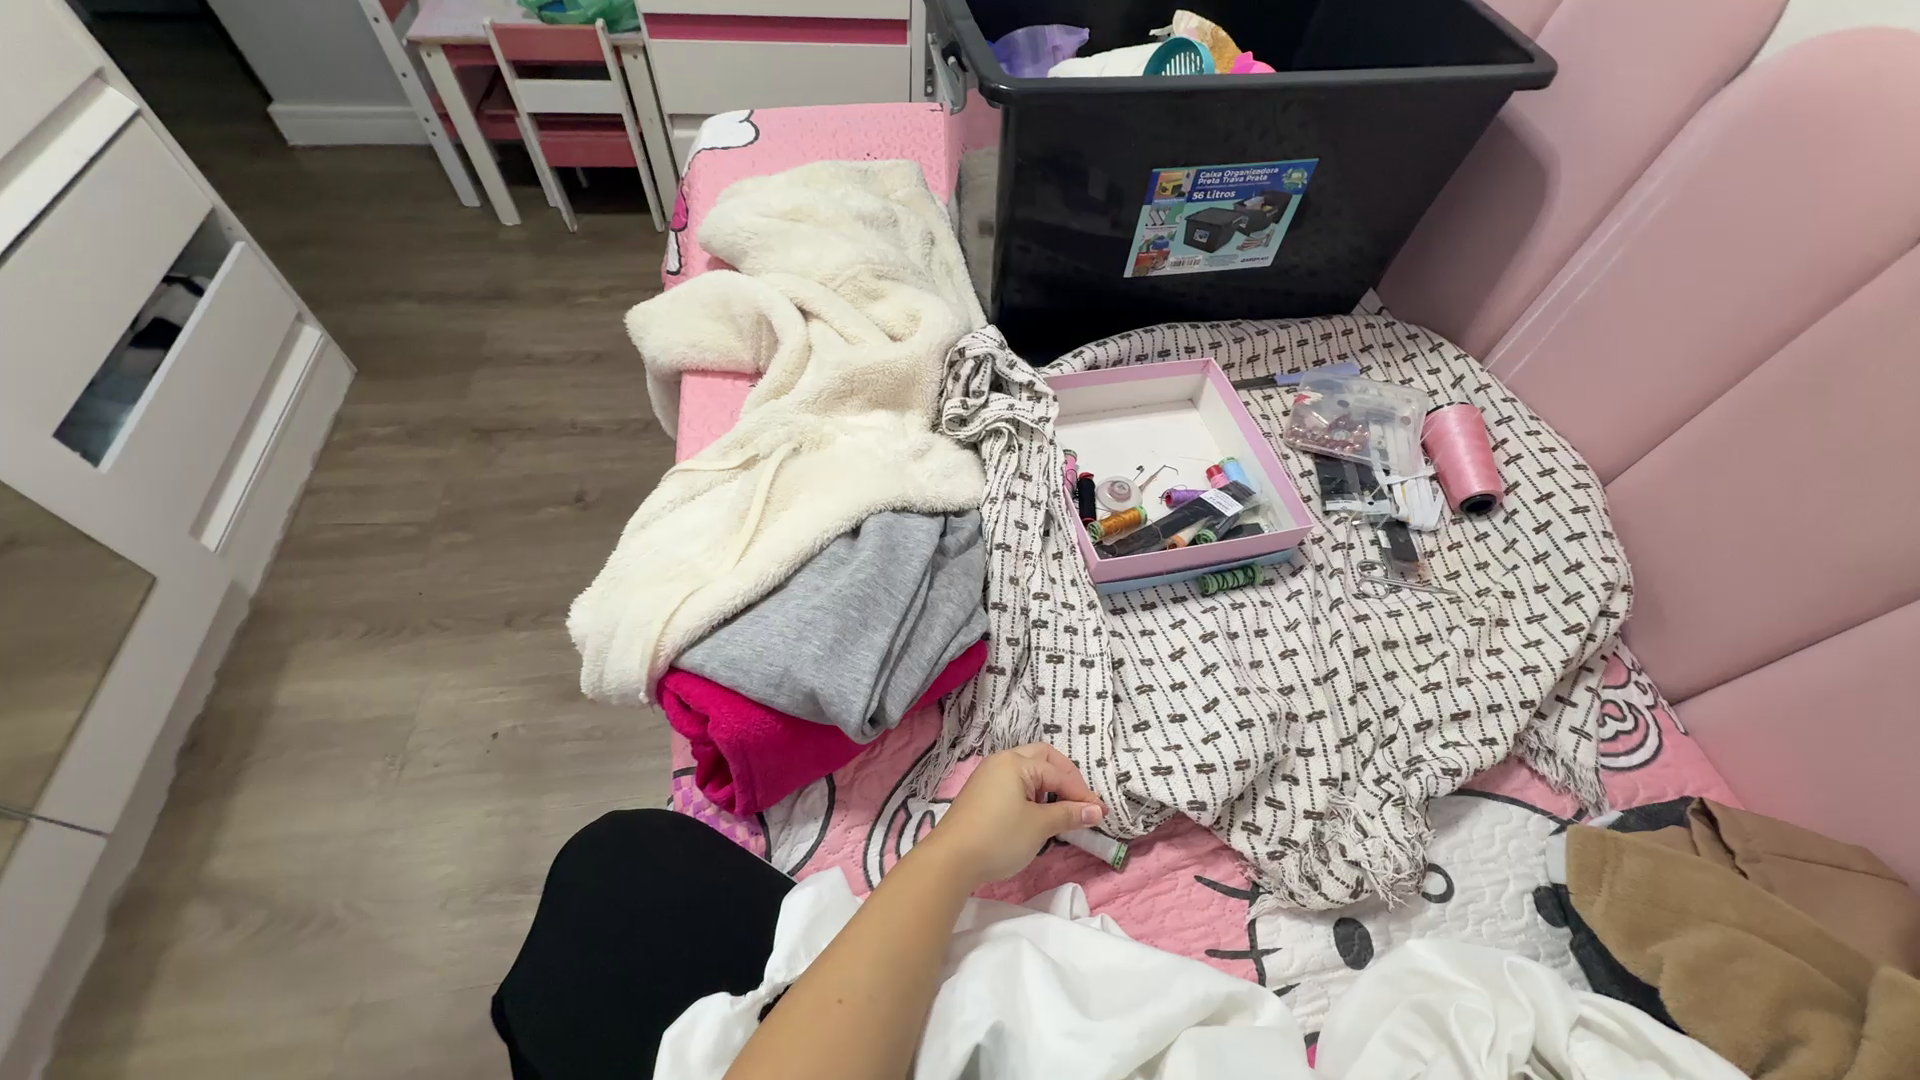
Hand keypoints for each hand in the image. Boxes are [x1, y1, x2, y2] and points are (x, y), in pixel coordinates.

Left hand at [918, 744, 1106, 887]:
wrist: (950, 860)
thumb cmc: (998, 838)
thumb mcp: (1039, 826)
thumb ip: (1069, 815)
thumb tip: (1096, 810)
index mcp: (1016, 762)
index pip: (1058, 773)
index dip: (1082, 793)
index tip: (1101, 813)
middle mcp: (1001, 761)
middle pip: (1043, 758)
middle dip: (1066, 777)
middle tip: (1081, 800)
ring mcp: (988, 776)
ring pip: (1028, 770)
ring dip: (1049, 784)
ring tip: (1062, 809)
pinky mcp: (982, 793)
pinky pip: (1015, 783)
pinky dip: (1032, 793)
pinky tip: (1038, 813)